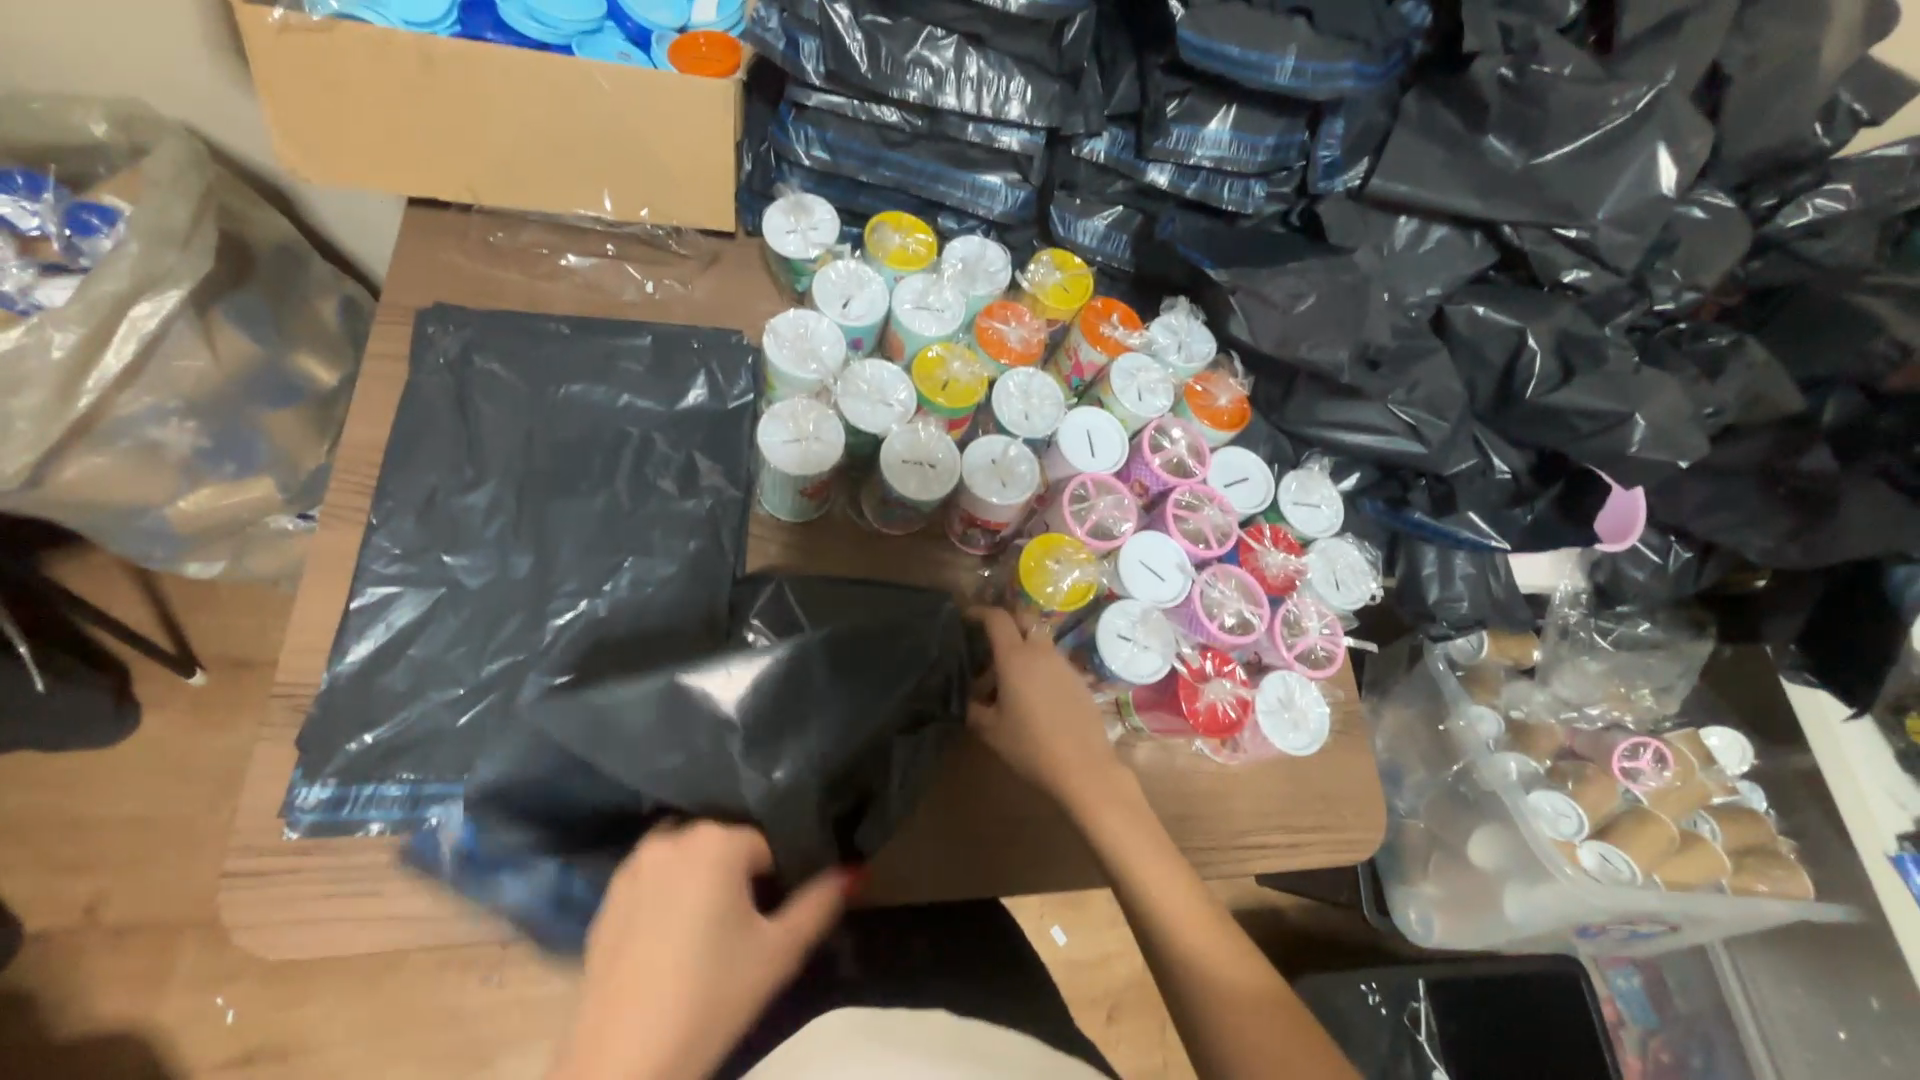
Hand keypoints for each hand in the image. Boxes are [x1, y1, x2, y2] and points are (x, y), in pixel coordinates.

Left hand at [550, 823, 852, 1079]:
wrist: (625, 1059)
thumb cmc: (713, 996)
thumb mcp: (781, 951)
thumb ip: (822, 902)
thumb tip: (854, 870)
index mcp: (717, 839)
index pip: (769, 842)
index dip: (781, 877)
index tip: (776, 916)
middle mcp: (671, 837)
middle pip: (725, 843)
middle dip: (743, 873)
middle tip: (750, 924)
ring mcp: (633, 866)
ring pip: (688, 859)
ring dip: (706, 880)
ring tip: (714, 932)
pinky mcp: (607, 898)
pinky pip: (655, 881)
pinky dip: (671, 897)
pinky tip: (676, 943)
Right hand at [969, 606, 1131, 813]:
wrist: (1084, 767)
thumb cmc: (1030, 746)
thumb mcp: (990, 730)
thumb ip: (973, 708)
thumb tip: (967, 698)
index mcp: (1015, 658)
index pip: (997, 618)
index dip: (980, 612)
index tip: (967, 618)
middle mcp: (1041, 653)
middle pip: (1024, 621)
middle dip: (1007, 624)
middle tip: (990, 646)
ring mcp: (1064, 664)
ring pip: (1040, 643)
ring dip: (1023, 650)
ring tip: (1008, 681)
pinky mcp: (1079, 680)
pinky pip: (1054, 663)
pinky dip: (1039, 668)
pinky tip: (1033, 697)